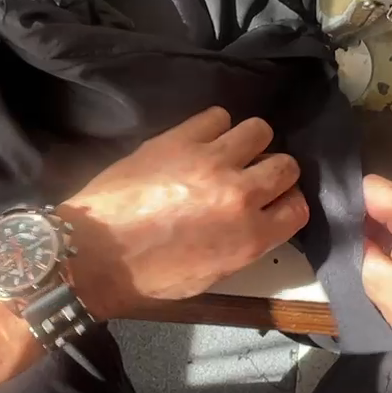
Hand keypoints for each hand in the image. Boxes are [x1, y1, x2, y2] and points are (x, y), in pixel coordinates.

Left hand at [61, 107, 308, 317]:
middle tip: (252, 177)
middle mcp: (239, 194)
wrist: (93, 253)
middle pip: (285, 164)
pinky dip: (215, 127)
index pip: (298, 207)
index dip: (287, 203)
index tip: (273, 202)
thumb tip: (258, 219)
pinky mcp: (179, 138)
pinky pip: (217, 116)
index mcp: (250, 237)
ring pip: (258, 130)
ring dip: (249, 142)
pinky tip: (201, 141)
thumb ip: (245, 244)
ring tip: (229, 153)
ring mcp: (210, 161)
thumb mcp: (211, 276)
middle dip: (273, 171)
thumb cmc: (149, 275)